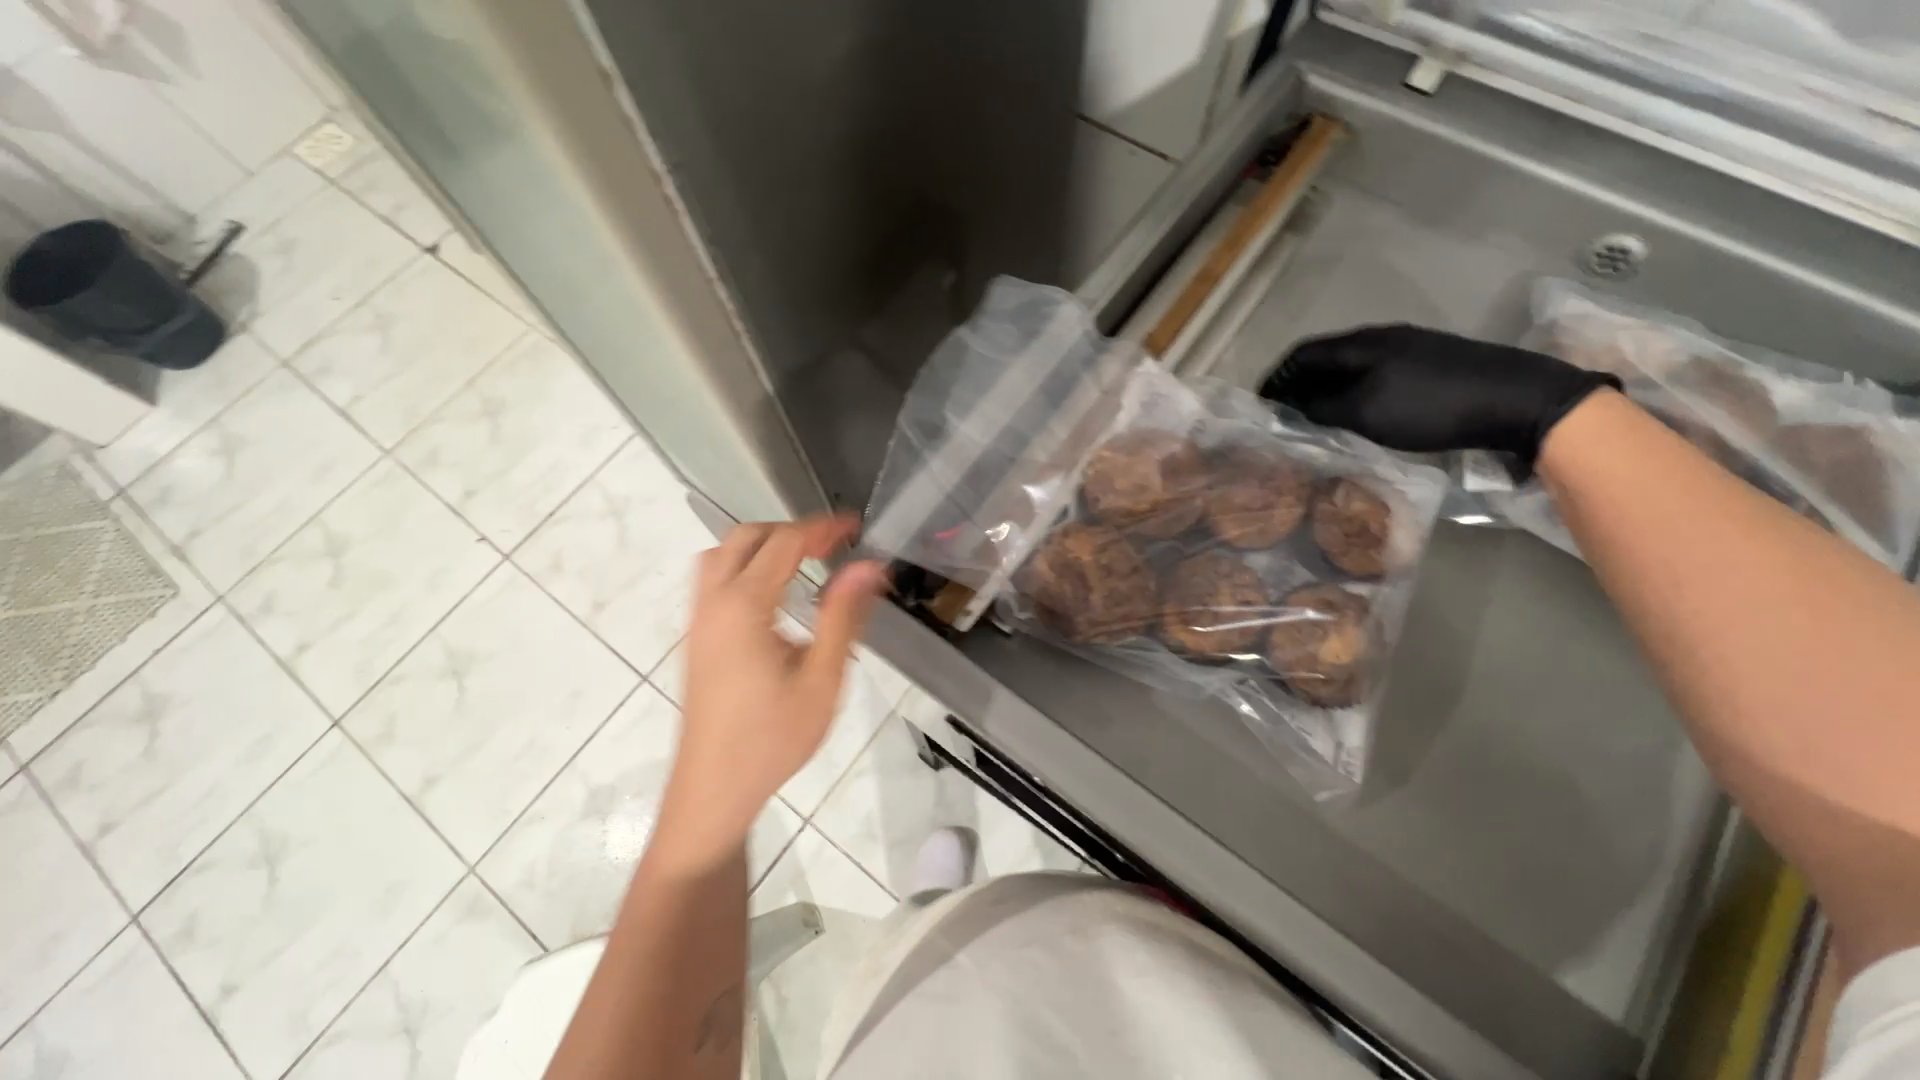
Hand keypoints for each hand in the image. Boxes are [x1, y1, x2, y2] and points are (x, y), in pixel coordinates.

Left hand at [656, 516, 886, 869]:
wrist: (714, 788)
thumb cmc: (772, 739)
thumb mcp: (821, 679)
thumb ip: (843, 616)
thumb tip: (869, 566)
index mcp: (743, 606)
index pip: (785, 543)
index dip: (823, 528)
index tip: (857, 527)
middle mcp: (713, 603)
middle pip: (744, 538)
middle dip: (790, 531)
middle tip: (832, 546)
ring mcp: (697, 622)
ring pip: (721, 556)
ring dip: (761, 547)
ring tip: (803, 563)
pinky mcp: (696, 640)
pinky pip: (713, 582)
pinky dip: (743, 568)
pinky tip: (775, 599)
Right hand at [1261, 324, 1619, 474]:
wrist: (1519, 401)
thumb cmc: (1433, 405)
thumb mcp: (1367, 413)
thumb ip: (1323, 410)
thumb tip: (1290, 410)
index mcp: (1363, 343)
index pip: (1302, 354)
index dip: (1276, 379)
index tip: (1259, 405)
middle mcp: (1384, 339)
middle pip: (1328, 360)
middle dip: (1301, 387)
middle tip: (1284, 419)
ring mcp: (1413, 351)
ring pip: (1355, 370)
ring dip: (1330, 393)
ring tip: (1316, 424)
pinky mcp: (1435, 368)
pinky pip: (1379, 379)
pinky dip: (1357, 398)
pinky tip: (1361, 421)